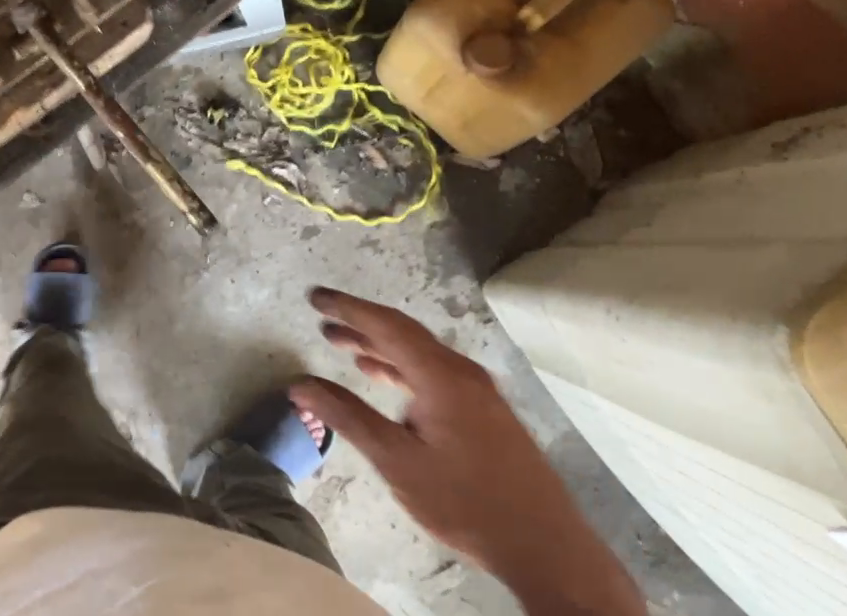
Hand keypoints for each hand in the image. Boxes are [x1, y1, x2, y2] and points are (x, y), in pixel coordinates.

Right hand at [293, 289, 643, 615]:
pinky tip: (382, 377)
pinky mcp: (486, 414)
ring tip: (340, 343)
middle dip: (360, 322)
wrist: (547, 549)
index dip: (348, 308)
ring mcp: (479, 394)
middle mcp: (463, 374)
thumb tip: (299, 385)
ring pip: (419, 354)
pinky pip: (433, 373)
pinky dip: (401, 366)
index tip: (315, 296)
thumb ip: (347, 417)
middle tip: (322, 314)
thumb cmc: (465, 502)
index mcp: (442, 377)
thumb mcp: (396, 460)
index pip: (387, 326)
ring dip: (379, 345)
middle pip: (404, 334)